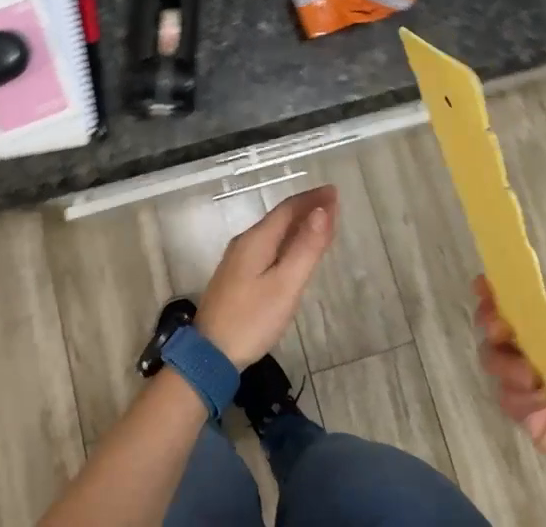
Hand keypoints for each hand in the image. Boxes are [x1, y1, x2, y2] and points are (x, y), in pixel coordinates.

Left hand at [195, 187, 338, 367]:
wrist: (210, 354)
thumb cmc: (252, 319)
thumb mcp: (285, 285)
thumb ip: (305, 248)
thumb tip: (322, 210)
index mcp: (256, 240)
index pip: (288, 209)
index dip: (312, 199)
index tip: (335, 192)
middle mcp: (244, 243)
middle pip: (279, 218)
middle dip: (306, 208)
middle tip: (334, 205)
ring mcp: (238, 260)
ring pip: (272, 233)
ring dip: (297, 224)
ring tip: (320, 223)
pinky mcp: (237, 277)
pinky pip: (267, 247)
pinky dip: (286, 241)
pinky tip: (293, 252)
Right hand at [474, 277, 545, 526]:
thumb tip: (534, 349)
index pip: (538, 295)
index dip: (510, 287)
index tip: (485, 287)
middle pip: (507, 319)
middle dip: (494, 319)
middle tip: (497, 331)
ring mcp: (536, 378)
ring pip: (496, 353)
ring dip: (502, 359)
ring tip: (528, 378)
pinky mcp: (529, 411)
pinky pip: (504, 392)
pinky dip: (513, 393)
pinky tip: (537, 403)